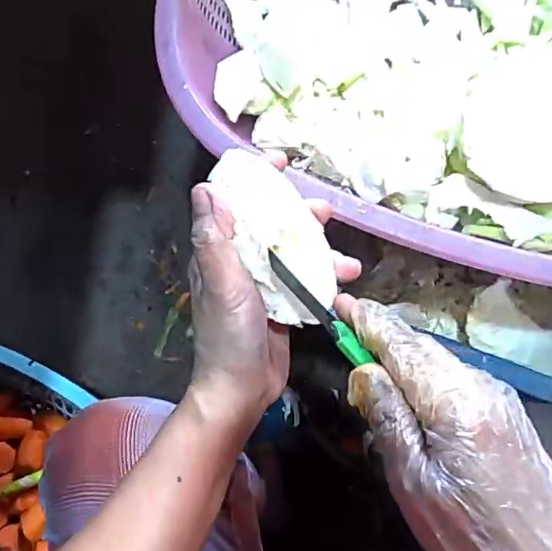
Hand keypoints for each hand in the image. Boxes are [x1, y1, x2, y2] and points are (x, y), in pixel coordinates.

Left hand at [187, 157, 359, 426]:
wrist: (241, 388)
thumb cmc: (228, 333)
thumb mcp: (221, 280)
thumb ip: (214, 237)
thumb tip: (206, 189)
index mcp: (217, 253)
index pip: (234, 204)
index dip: (254, 180)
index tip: (280, 162)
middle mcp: (238, 264)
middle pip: (270, 224)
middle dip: (298, 214)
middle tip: (324, 211)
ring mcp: (262, 285)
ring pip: (293, 252)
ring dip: (321, 250)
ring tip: (346, 261)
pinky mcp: (281, 306)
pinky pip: (305, 281)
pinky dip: (325, 278)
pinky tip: (346, 282)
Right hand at [337, 295, 551, 550]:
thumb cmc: (471, 536)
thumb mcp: (414, 483)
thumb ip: (388, 418)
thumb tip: (366, 370)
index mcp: (454, 402)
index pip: (402, 346)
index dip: (368, 322)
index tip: (339, 301)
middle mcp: (481, 387)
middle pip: (423, 347)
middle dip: (383, 333)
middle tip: (345, 325)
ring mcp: (499, 397)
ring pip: (439, 361)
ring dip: (403, 353)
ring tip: (368, 354)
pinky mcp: (506, 413)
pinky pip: (455, 379)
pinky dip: (424, 373)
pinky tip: (408, 386)